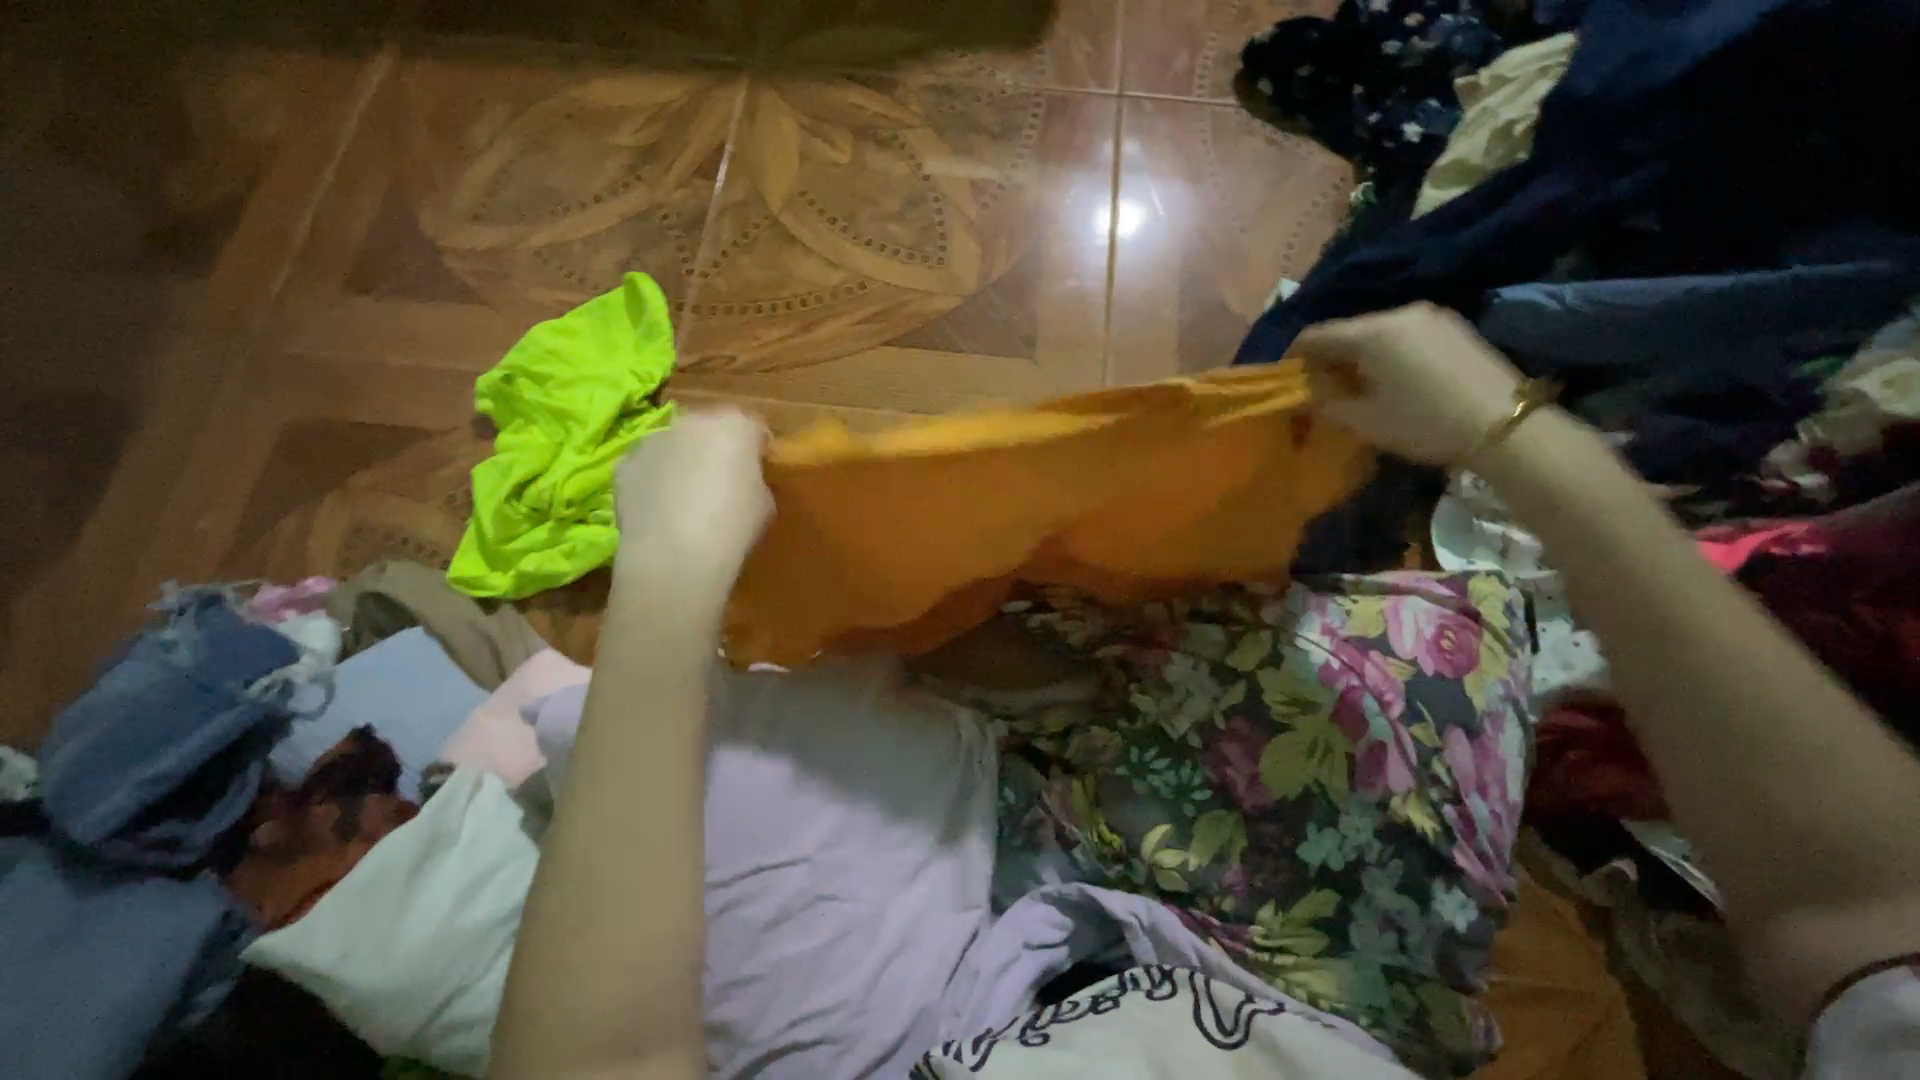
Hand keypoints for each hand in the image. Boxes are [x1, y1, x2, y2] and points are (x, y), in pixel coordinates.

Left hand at [614, 407, 772, 598]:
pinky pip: (647, 467)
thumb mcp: (764, 503)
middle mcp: (692, 422)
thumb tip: (741, 481)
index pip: (753, 428)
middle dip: (716, 449)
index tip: (759, 470)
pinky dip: (653, 480)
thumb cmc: (733, 528)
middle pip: (710, 429)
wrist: (674, 556)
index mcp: (735, 426)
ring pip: (674, 445)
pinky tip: (660, 510)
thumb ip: (753, 480)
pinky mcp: (624, 464)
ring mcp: (652, 440)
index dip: (757, 449)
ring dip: (682, 462)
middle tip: (722, 482)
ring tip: (686, 500)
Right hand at [1294, 303, 1526, 465]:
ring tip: (1359, 387)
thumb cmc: (1424, 424)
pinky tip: (1394, 379)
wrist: (1506, 425)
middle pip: (1347, 330)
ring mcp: (1430, 316)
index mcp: (1371, 332)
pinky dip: (1387, 352)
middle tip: (1323, 389)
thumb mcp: (1364, 421)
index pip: (1315, 334)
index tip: (1288, 381)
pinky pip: (1403, 333)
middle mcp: (1398, 313)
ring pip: (1376, 331)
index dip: (1294, 357)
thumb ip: (1325, 402)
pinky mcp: (1453, 326)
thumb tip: (1305, 392)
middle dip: (1329, 357)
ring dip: (1359, 355)